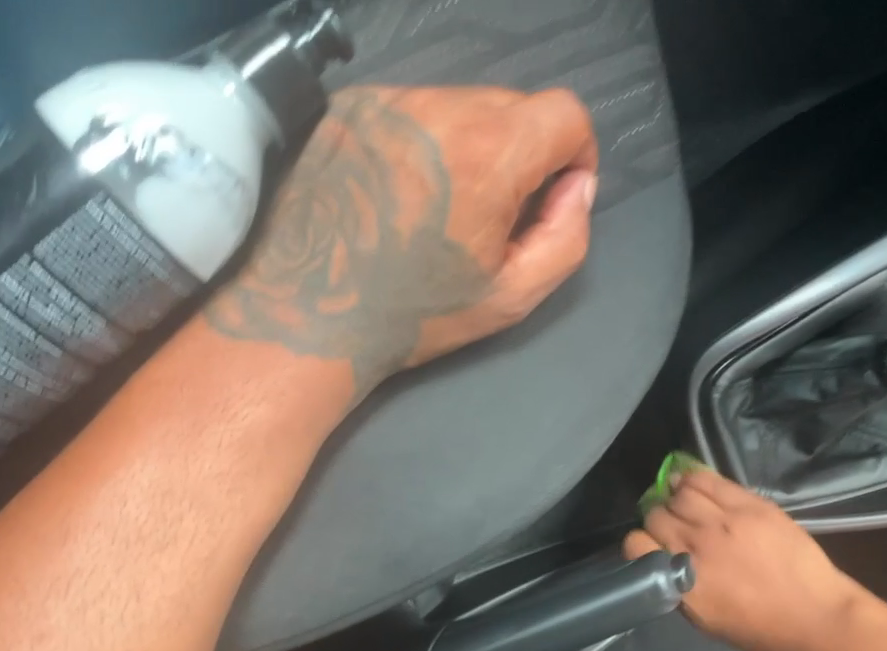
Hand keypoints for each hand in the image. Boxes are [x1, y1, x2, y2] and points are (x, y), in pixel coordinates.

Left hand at [202, 85, 598, 395]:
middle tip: (492, 215)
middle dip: (522, 154)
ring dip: (470, 146)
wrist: (309, 313)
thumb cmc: (417, 314)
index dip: (576, 153)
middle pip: (513, 106)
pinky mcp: (348, 105)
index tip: (556, 193)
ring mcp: (387, 100)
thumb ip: (567, 236)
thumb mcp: (513, 295)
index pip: (565, 113)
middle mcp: (438, 106)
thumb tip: (576, 187)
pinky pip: (412, 110)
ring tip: (439, 208)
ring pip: (461, 104)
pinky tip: (400, 193)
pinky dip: (423, 143)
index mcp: (489, 152)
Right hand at [623, 468, 871, 650]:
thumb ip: (676, 587)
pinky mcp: (751, 504)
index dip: (639, 544)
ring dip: (675, 497)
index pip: (636, 543)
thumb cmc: (757, 628)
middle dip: (657, 520)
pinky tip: (694, 484)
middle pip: (657, 514)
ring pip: (681, 492)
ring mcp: (725, 519)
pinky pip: (710, 480)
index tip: (650, 549)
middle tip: (671, 527)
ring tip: (683, 502)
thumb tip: (662, 565)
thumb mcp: (702, 619)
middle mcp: (697, 543)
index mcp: (682, 578)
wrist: (813, 615)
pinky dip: (695, 479)